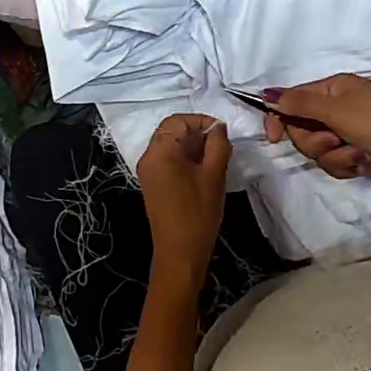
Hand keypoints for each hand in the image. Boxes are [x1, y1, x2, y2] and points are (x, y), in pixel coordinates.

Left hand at [137, 113, 231, 277]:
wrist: (179, 250)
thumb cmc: (198, 211)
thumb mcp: (214, 175)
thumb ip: (217, 145)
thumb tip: (217, 127)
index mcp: (159, 151)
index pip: (177, 120)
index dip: (200, 120)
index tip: (222, 131)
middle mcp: (148, 157)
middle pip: (170, 131)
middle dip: (195, 132)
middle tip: (220, 143)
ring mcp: (147, 171)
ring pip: (169, 145)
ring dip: (191, 145)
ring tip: (215, 157)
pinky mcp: (152, 183)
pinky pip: (166, 160)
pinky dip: (183, 157)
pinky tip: (203, 169)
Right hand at [262, 74, 370, 192]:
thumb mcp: (337, 108)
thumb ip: (298, 103)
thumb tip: (265, 94)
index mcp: (332, 89)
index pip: (290, 101)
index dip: (278, 117)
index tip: (272, 136)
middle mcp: (336, 109)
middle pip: (299, 128)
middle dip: (313, 140)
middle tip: (334, 139)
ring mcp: (345, 133)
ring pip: (314, 150)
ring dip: (332, 155)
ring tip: (356, 152)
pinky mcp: (354, 156)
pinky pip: (331, 164)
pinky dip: (345, 165)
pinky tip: (364, 162)